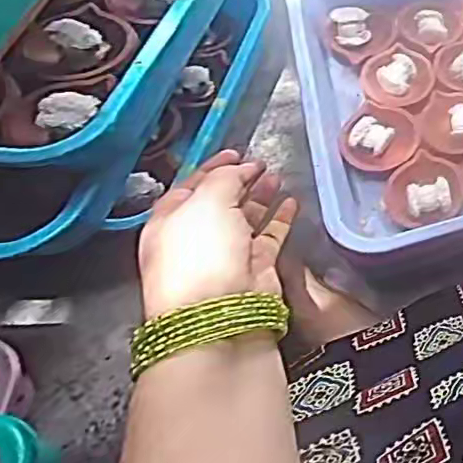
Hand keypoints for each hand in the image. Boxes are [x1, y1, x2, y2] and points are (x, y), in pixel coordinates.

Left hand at [138, 150, 296, 319]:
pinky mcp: (256, 266)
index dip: (213, 166)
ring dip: (262, 195)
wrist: (221, 310)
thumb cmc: (201, 254)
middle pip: (221, 201)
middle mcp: (197, 237)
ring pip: (247, 217)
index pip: (191, 185)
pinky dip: (281, 218)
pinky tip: (291, 202)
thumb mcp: (206, 202)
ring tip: (278, 176)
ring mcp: (227, 253)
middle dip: (240, 180)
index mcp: (171, 221)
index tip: (236, 151)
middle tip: (262, 163)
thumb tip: (241, 168)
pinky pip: (271, 235)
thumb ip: (225, 178)